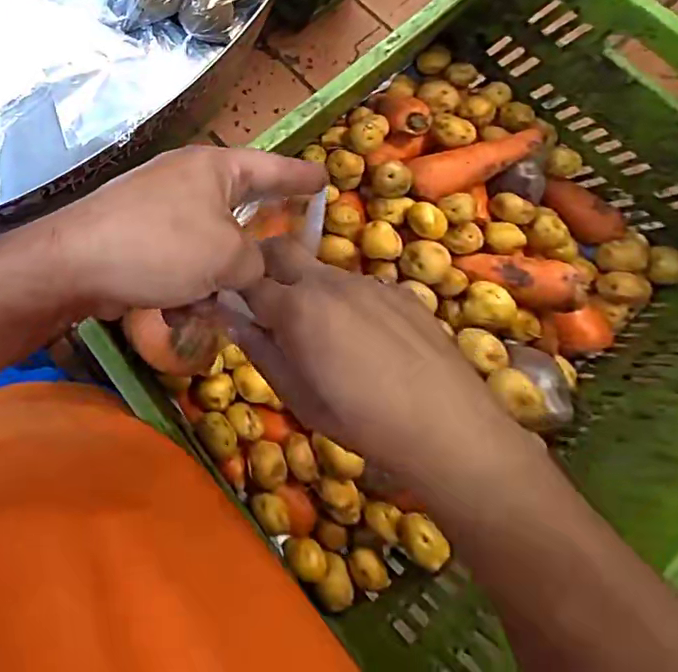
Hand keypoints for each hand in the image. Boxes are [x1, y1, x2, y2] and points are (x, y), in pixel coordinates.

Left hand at [29, 145, 324, 315]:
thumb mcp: (227, 256)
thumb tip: (251, 270)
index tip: (325, 179)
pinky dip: (183, 286)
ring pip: (209, 246)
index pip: (271, 168)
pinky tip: (176, 310)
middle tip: (278, 270)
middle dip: (251, 252)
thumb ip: (257, 263)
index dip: (301, 177)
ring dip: (213, 281)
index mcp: (214, 168)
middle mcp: (187, 181)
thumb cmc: (159, 246)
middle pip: (239, 213)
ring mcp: (159, 208)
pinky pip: (180, 261)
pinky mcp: (139, 237)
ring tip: (206, 304)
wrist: (76, 263)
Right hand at [229, 239, 548, 507]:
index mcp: (295, 308)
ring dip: (307, 286)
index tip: (227, 302)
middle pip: (279, 248)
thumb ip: (260, 351)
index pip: (245, 279)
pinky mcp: (399, 291)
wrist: (451, 429)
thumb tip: (230, 319)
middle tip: (263, 297)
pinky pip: (359, 286)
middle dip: (262, 262)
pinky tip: (367, 340)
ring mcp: (366, 282)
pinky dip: (346, 300)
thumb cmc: (361, 422)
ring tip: (322, 330)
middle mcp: (326, 281)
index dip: (232, 288)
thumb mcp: (297, 396)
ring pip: (320, 269)